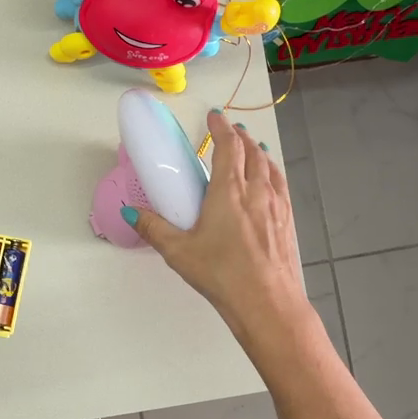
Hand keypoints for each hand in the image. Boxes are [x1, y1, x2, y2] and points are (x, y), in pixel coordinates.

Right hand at [126, 111, 315, 352]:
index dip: (221, 129)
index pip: (227, 149)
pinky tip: (268, 182)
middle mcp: (256, 192)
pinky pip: (280, 186)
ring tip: (253, 149)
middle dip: (241, 138)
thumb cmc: (220, 274)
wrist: (266, 301)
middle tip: (230, 131)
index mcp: (228, 193)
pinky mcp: (287, 222)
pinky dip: (272, 173)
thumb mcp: (178, 252)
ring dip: (259, 153)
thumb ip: (154, 228)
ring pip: (270, 168)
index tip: (214, 117)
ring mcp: (276, 206)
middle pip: (252, 153)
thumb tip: (130, 213)